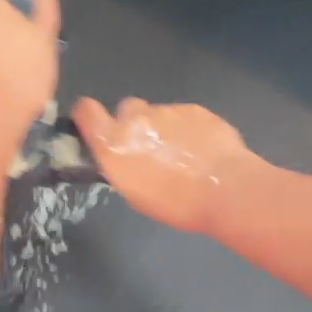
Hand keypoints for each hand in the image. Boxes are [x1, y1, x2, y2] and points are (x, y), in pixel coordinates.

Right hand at [71, 98, 254, 232]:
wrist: (225, 189)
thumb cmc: (176, 203)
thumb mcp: (134, 193)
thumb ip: (122, 166)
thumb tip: (124, 157)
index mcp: (113, 143)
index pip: (85, 110)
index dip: (87, 115)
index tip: (95, 126)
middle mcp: (136, 119)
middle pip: (125, 109)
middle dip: (133, 124)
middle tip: (149, 149)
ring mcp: (167, 110)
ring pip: (158, 114)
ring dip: (164, 129)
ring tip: (183, 155)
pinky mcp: (195, 109)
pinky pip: (184, 116)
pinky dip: (188, 129)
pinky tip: (202, 150)